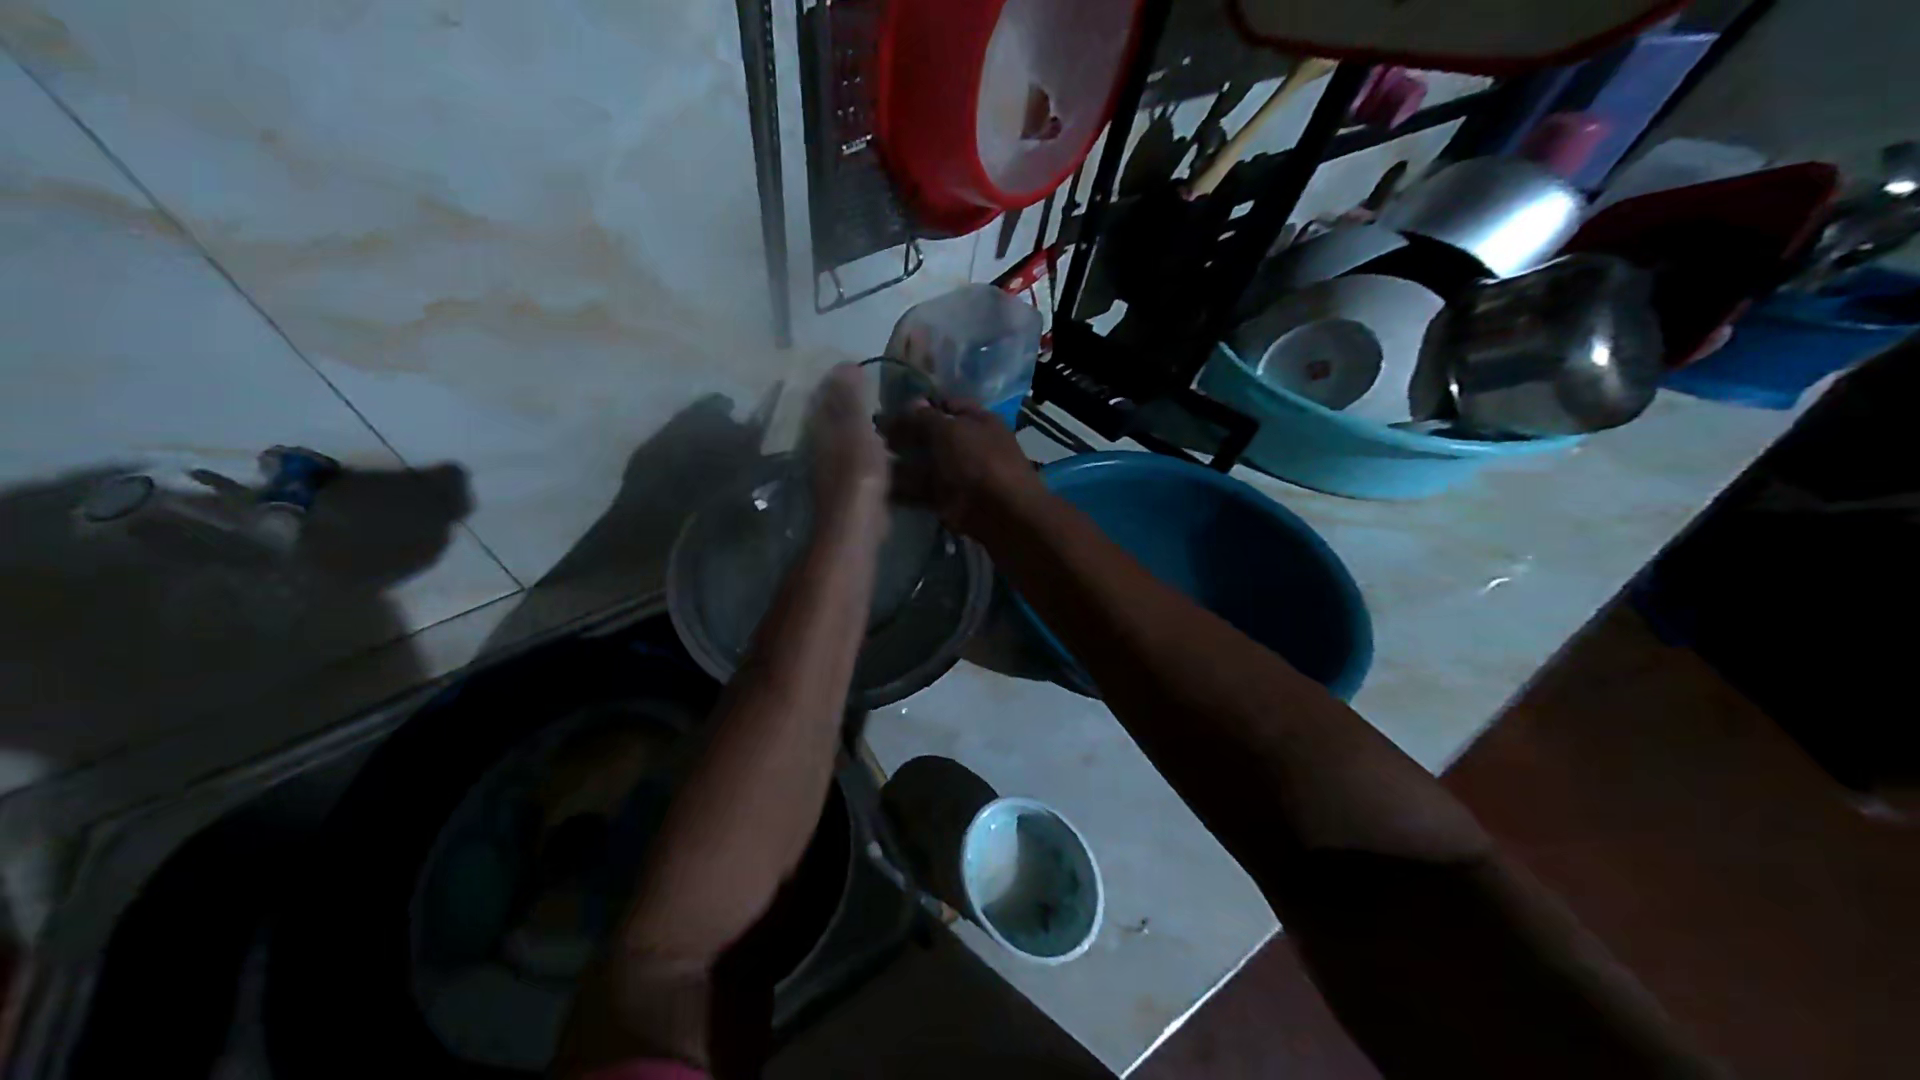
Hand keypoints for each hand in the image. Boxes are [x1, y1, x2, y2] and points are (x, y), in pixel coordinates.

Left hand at [805, 363, 889, 524]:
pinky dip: (867, 450)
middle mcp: (822, 447)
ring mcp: (833, 469)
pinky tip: (882, 451)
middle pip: (832, 419)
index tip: (857, 369)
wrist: (856, 523)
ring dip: (858, 428)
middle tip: (870, 390)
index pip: (825, 397)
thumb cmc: (858, 471)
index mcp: (823, 429)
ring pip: (843, 439)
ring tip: (880, 418)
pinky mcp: (847, 489)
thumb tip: (846, 365)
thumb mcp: (858, 429)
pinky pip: (856, 459)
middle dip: (847, 404)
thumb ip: (852, 399)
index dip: (838, 382)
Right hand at [881, 397, 1043, 538]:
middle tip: (873, 441)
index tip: (888, 414)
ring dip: (900, 466)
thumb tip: (910, 407)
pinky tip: (878, 490)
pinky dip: (903, 492)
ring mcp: (961, 476)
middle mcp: (970, 446)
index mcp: (977, 420)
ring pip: (926, 466)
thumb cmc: (978, 463)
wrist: (1004, 517)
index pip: (945, 405)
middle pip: (932, 437)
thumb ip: (925, 418)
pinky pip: (923, 493)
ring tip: (870, 465)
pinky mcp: (952, 504)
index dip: (918, 407)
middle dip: (904, 438)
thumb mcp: (950, 431)